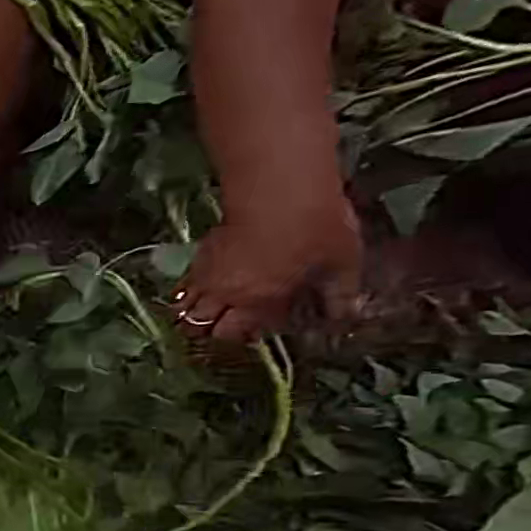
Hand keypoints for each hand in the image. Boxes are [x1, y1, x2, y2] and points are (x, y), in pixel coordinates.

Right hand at [174, 195, 362, 343]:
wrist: (281, 195)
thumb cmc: (316, 230)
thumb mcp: (343, 262)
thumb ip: (341, 293)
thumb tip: (346, 316)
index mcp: (260, 302)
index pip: (237, 331)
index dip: (243, 336)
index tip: (253, 332)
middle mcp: (226, 296)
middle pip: (201, 324)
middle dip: (209, 330)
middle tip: (221, 326)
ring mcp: (207, 278)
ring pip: (184, 308)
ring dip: (190, 315)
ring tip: (201, 315)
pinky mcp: (199, 258)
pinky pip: (184, 286)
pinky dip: (187, 293)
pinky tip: (197, 290)